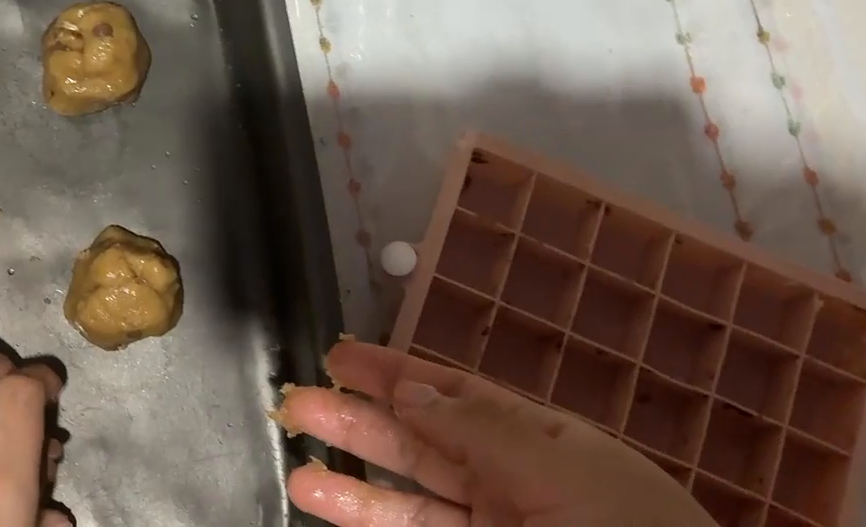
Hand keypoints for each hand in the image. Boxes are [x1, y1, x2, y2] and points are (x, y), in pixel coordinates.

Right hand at [279, 341, 716, 526]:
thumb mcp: (570, 475)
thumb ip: (482, 430)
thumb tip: (408, 390)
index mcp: (545, 446)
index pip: (454, 394)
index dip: (395, 372)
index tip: (339, 356)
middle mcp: (513, 486)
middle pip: (420, 442)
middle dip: (358, 419)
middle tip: (297, 402)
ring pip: (408, 498)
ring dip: (351, 481)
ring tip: (295, 462)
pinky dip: (367, 522)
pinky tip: (327, 505)